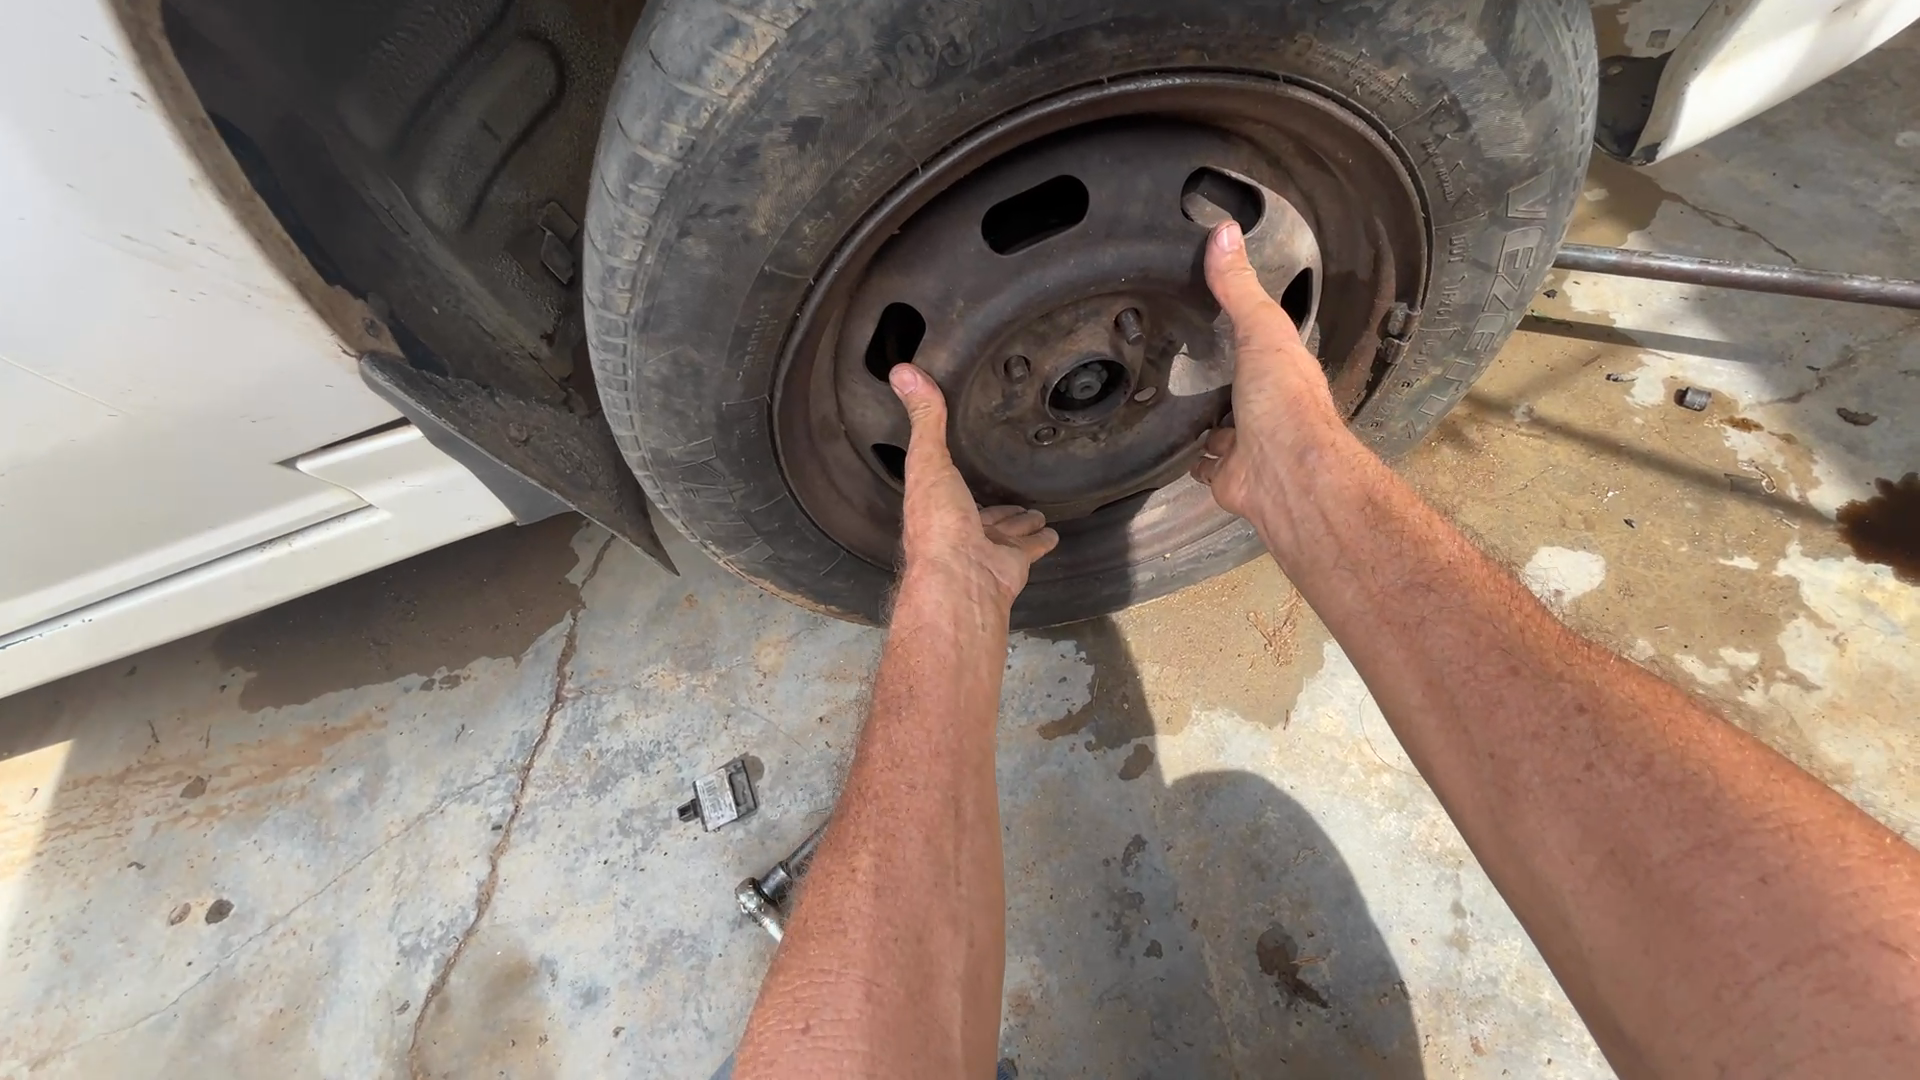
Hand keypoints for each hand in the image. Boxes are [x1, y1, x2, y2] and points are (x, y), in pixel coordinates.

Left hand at [889, 364, 1058, 607]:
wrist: (963, 578)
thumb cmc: (938, 525)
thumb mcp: (929, 461)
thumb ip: (926, 419)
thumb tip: (903, 374)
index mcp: (933, 505)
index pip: (943, 482)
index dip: (952, 470)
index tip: (961, 457)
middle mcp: (957, 528)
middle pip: (979, 510)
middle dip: (993, 502)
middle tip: (1006, 488)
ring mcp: (985, 547)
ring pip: (1005, 531)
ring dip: (1017, 521)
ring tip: (1031, 509)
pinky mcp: (1012, 563)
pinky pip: (1030, 548)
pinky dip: (1041, 540)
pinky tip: (1051, 533)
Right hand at [1190, 221, 1348, 518]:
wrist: (1284, 474)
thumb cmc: (1284, 403)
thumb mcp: (1262, 330)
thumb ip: (1239, 288)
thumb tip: (1223, 232)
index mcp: (1279, 369)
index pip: (1257, 341)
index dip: (1239, 329)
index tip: (1210, 312)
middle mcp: (1265, 406)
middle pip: (1234, 386)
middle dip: (1213, 379)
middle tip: (1178, 360)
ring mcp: (1245, 442)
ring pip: (1217, 427)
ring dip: (1199, 420)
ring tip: (1167, 402)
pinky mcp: (1223, 473)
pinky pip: (1201, 463)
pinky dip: (1189, 457)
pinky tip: (1170, 445)